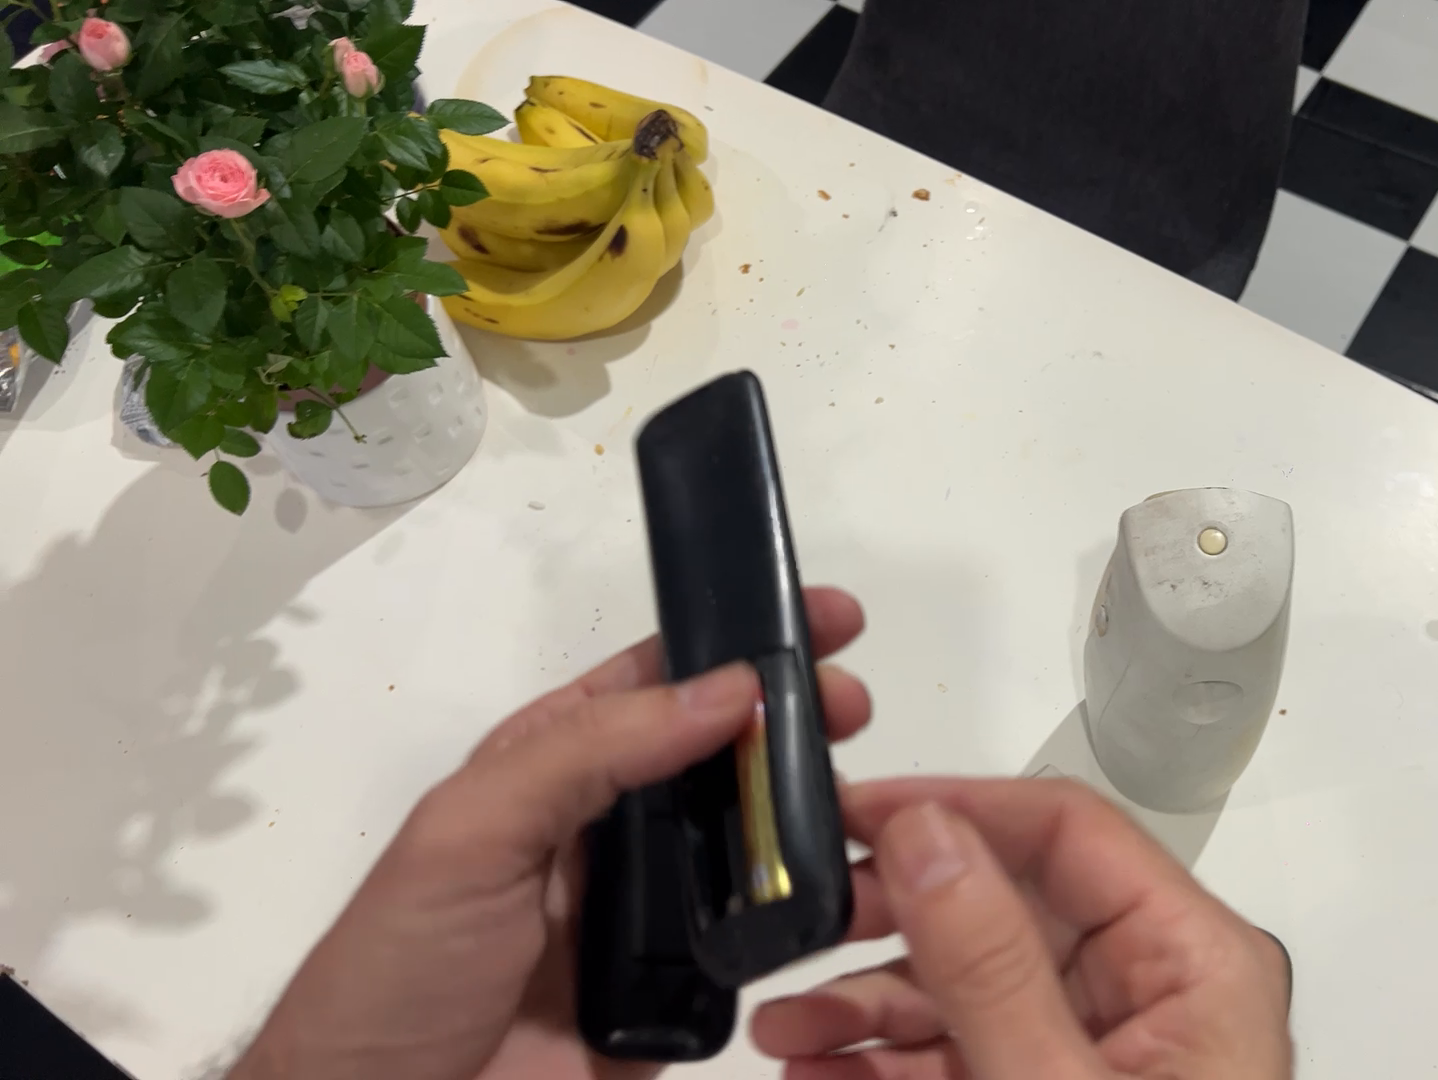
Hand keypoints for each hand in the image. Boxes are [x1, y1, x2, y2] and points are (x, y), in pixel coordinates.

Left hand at [231, 588, 871, 1079]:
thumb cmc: (413, 967)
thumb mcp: (476, 829)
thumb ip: (599, 746)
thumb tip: (737, 687)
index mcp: (574, 752)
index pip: (672, 671)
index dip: (747, 634)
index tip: (829, 619)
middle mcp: (631, 806)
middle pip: (734, 736)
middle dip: (801, 705)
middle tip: (853, 704)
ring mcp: (671, 883)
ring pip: (765, 813)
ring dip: (821, 787)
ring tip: (867, 788)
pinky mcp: (702, 959)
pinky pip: (774, 905)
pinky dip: (821, 879)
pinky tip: (861, 865)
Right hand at [752, 778, 1293, 1078]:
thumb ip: (988, 962)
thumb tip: (924, 827)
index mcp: (1188, 960)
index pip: (1066, 828)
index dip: (961, 803)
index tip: (863, 810)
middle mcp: (1147, 982)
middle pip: (1008, 895)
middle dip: (900, 906)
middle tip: (812, 908)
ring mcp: (1096, 1038)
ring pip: (973, 969)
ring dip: (873, 989)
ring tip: (786, 1016)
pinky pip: (962, 1040)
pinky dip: (886, 1052)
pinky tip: (815, 1067)